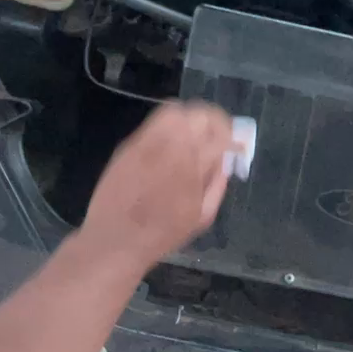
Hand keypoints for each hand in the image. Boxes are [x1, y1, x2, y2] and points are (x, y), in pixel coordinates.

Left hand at [79, 101, 235, 270]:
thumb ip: (217, 185)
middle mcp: (169, 147)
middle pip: (200, 116)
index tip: (238, 148)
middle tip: (220, 137)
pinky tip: (174, 143)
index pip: (222, 138)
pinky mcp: (129, 145)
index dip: (235, 140)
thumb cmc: (162, 234)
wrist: (114, 240)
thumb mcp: (202, 217)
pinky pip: (154, 123)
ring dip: (192, 119)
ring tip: (197, 134)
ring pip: (176, 111)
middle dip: (216, 123)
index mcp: (192, 167)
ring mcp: (146, 143)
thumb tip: (225, 162)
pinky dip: (171, 126)